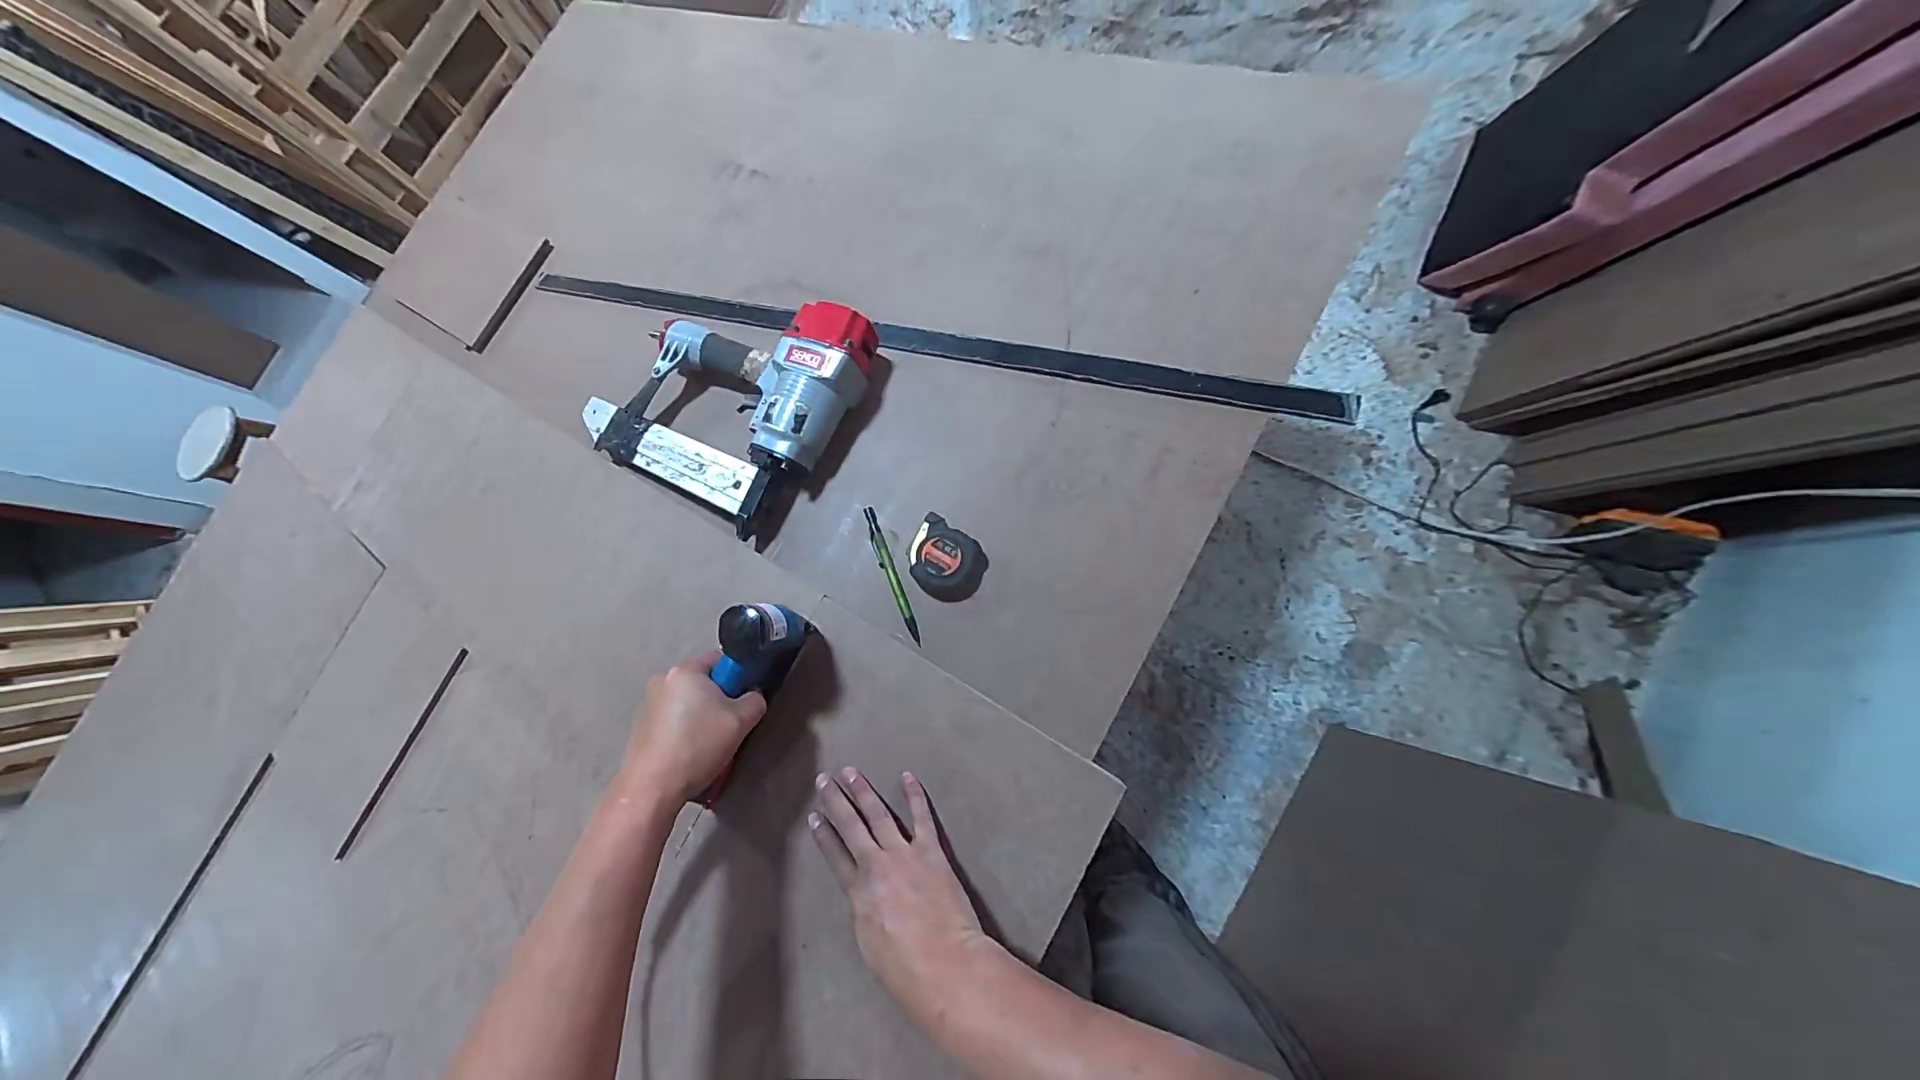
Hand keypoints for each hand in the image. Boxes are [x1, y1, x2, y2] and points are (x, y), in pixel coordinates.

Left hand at [620, 652, 766, 803]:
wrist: (652, 788)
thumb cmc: (698, 746)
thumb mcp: (741, 721)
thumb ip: (755, 700)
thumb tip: (751, 696)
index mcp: (684, 671)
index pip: (721, 660)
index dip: (739, 678)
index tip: (743, 702)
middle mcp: (663, 680)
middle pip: (705, 683)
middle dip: (721, 702)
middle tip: (731, 726)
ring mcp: (649, 704)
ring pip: (691, 704)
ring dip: (705, 719)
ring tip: (711, 746)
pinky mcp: (642, 727)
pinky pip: (676, 721)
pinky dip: (688, 732)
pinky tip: (692, 754)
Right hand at [810, 767, 996, 1021]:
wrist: (944, 963)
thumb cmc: (903, 967)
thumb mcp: (868, 942)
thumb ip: (863, 910)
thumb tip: (863, 895)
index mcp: (858, 892)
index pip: (835, 856)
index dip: (823, 835)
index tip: (814, 816)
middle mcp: (877, 865)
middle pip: (851, 826)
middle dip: (836, 801)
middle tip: (824, 780)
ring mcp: (905, 854)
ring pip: (879, 814)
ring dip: (864, 791)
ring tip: (850, 772)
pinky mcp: (931, 851)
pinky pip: (922, 817)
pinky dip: (914, 795)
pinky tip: (907, 777)